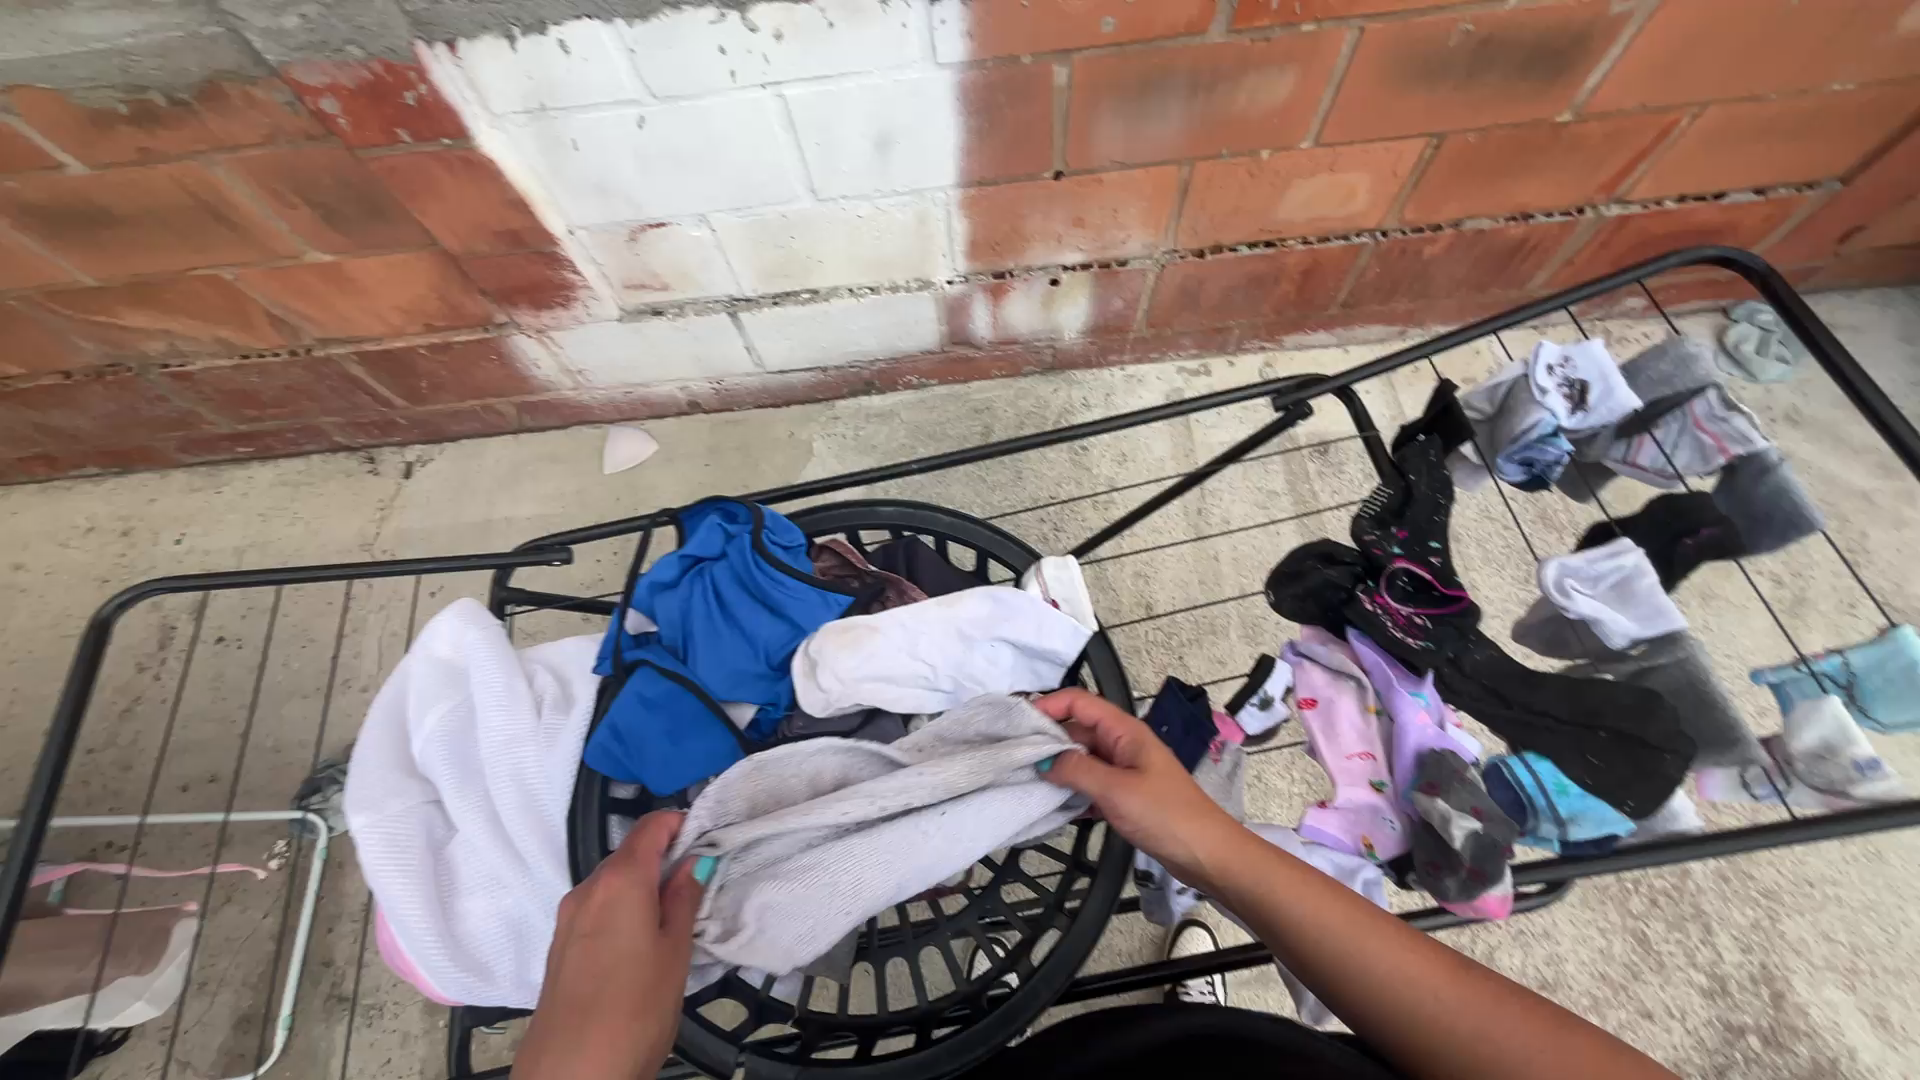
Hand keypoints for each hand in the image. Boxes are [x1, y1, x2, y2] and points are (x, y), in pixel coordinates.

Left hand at [513, 810, 703, 1079]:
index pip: (651, 825)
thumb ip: (684, 897)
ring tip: (675, 915)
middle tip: (699, 882)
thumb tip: (693, 861)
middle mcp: (588, 888)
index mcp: (620, 879)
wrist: (570, 1078)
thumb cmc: (635, 1007)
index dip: (681, 823)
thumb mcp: (676, 949)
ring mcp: (568, 918)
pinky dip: (624, 909)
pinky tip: (643, 942)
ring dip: (644, 885)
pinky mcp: (560, 947)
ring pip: (614, 882)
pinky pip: (598, 908)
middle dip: (665, 857)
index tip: (709, 839)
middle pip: (631, 853)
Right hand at [1034, 688, 1240, 887]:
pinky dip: (1073, 790)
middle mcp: (1122, 743)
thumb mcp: (1116, 791)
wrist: (1208, 855)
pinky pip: (1091, 782)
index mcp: (1124, 730)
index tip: (1019, 724)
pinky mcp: (1125, 794)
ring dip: (1058, 766)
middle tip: (1015, 756)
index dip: (1048, 705)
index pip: (1079, 701)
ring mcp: (1124, 769)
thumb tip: (1042, 760)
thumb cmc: (1165, 815)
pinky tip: (1055, 805)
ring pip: (1082, 757)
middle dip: (1048, 739)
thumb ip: (1077, 770)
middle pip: (1077, 728)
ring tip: (1027, 779)